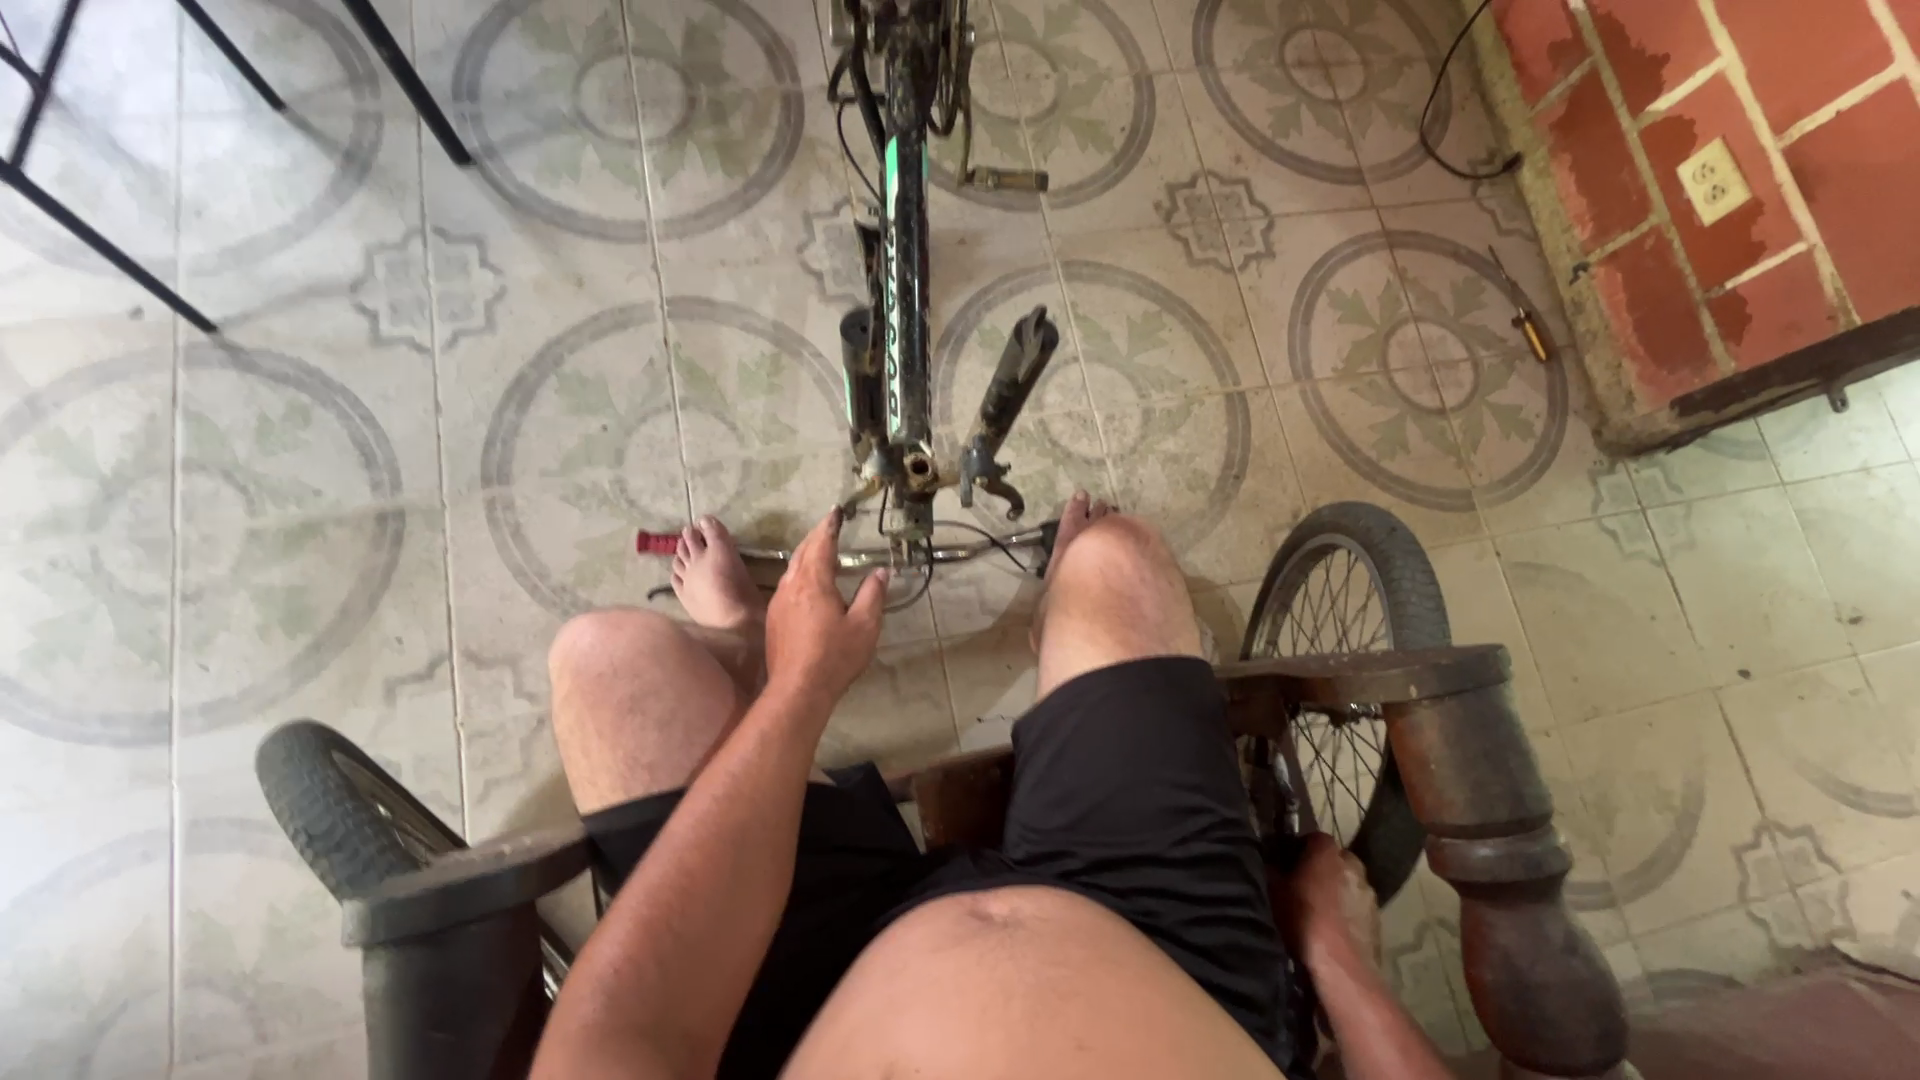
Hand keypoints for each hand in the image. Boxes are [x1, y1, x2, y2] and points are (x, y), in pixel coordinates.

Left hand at [764, 509, 888, 713]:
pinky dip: (800, 574)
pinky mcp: (774, 619)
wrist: (797, 689)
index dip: (829, 525)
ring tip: (820, 551)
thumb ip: (873, 594)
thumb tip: (880, 572)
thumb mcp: (865, 626)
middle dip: (816, 536)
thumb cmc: (835, 656)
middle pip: (802, 552)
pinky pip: (787, 586)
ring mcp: (778, 603)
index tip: (836, 511)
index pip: (821, 544)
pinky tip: (808, 585)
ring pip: (792, 569)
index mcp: (814, 582)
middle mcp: (791, 586)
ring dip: (806, 555)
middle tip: (829, 526)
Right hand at [1280, 833, 1380, 974]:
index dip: (1301, 848)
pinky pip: (1358, 905)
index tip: (1289, 862)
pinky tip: (1335, 927)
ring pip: (1350, 882)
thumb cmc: (1303, 920)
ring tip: (1321, 909)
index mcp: (1327, 853)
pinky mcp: (1378, 918)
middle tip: (1305, 884)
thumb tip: (1270, 860)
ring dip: (1338, 888)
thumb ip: (1273, 869)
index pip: (1315, 837)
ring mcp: (1369, 893)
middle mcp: (1353, 866)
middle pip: (1337, 858)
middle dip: (1323, 867)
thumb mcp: (1274, 891)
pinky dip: (1349, 910)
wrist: (1341, 966)